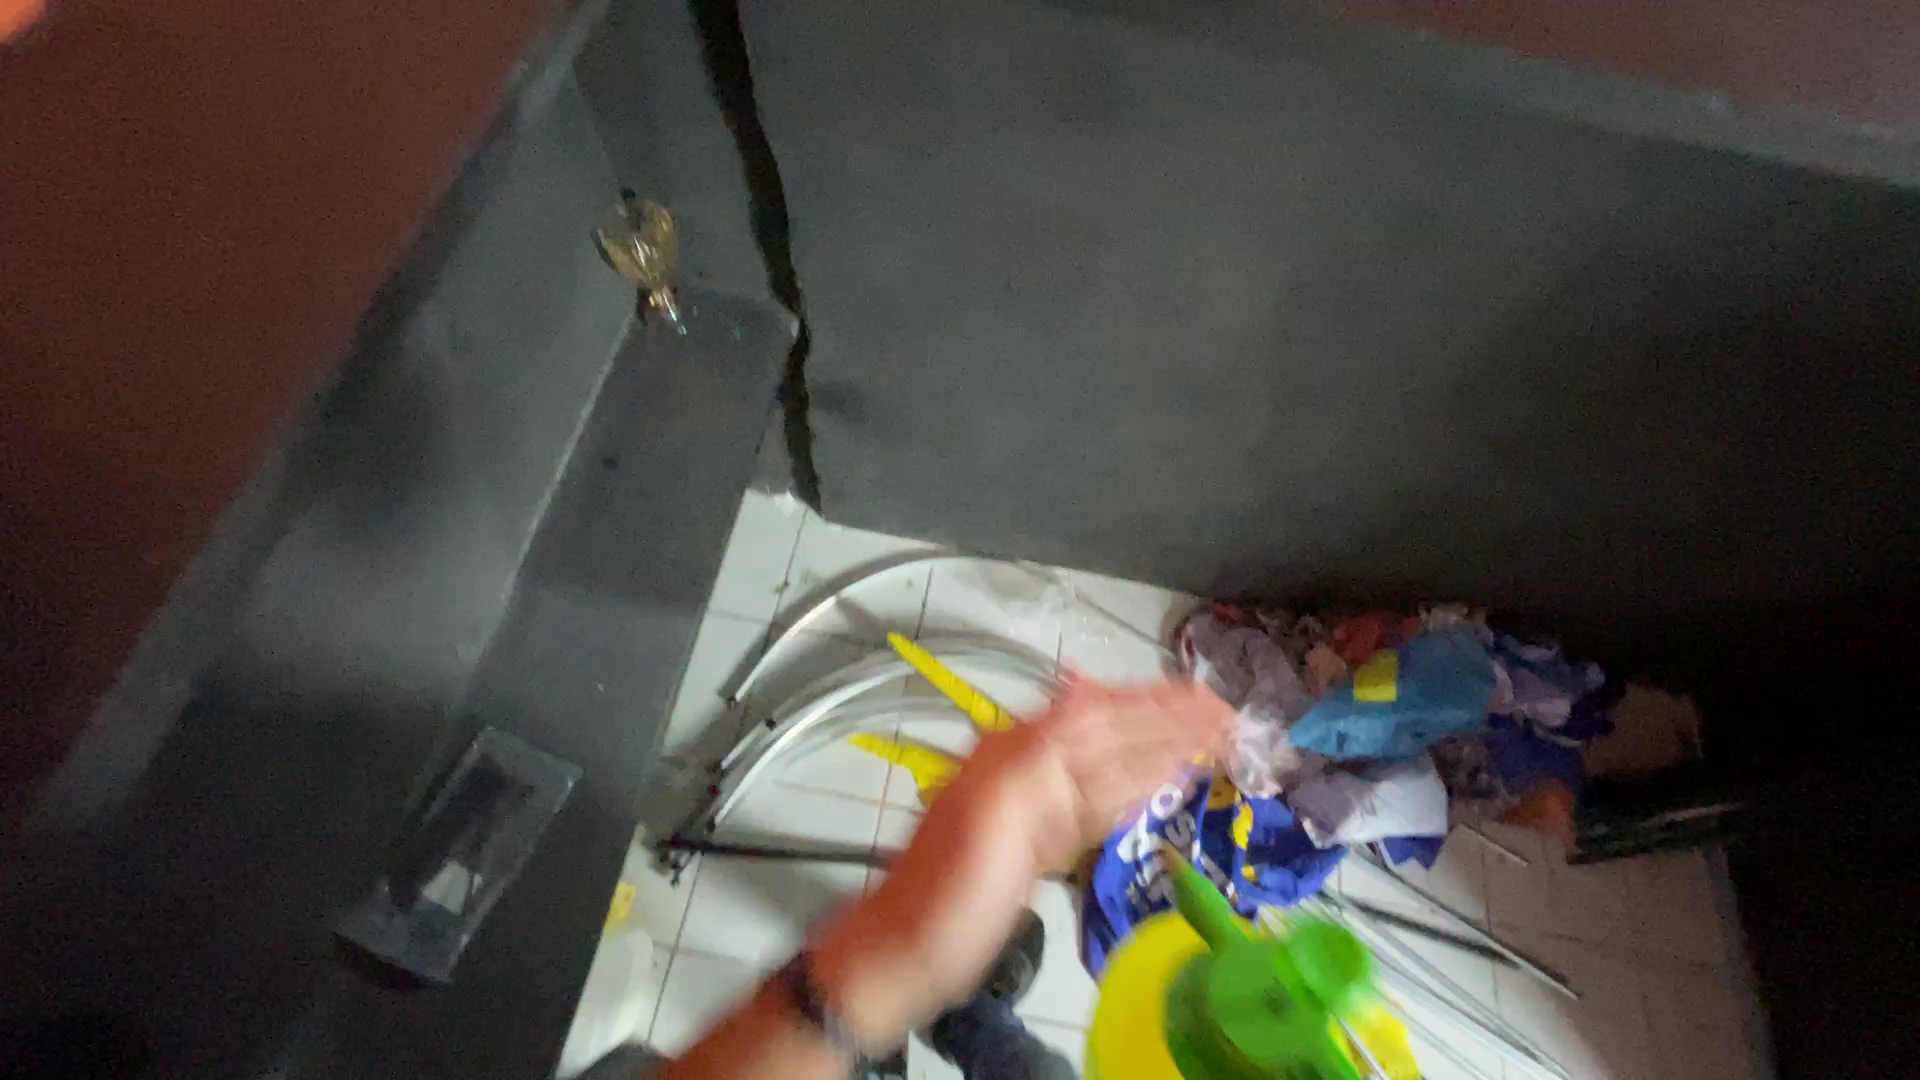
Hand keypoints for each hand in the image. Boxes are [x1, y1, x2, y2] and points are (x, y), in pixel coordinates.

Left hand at [812, 676, 1234, 1040]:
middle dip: (1168, 719)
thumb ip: (1042, 756)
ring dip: (1159, 748)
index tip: (1212, 702)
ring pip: (1110, 763)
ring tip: (1208, 737)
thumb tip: (1089, 699)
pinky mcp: (1043, 837)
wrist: (910, 946)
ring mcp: (1038, 800)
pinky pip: (1098, 802)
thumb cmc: (949, 889)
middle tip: (1227, 716)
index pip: (1103, 712)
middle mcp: (1032, 762)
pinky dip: (1134, 787)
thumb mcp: (990, 814)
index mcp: (1020, 748)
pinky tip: (1159, 782)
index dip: (1158, 704)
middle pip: (1111, 730)